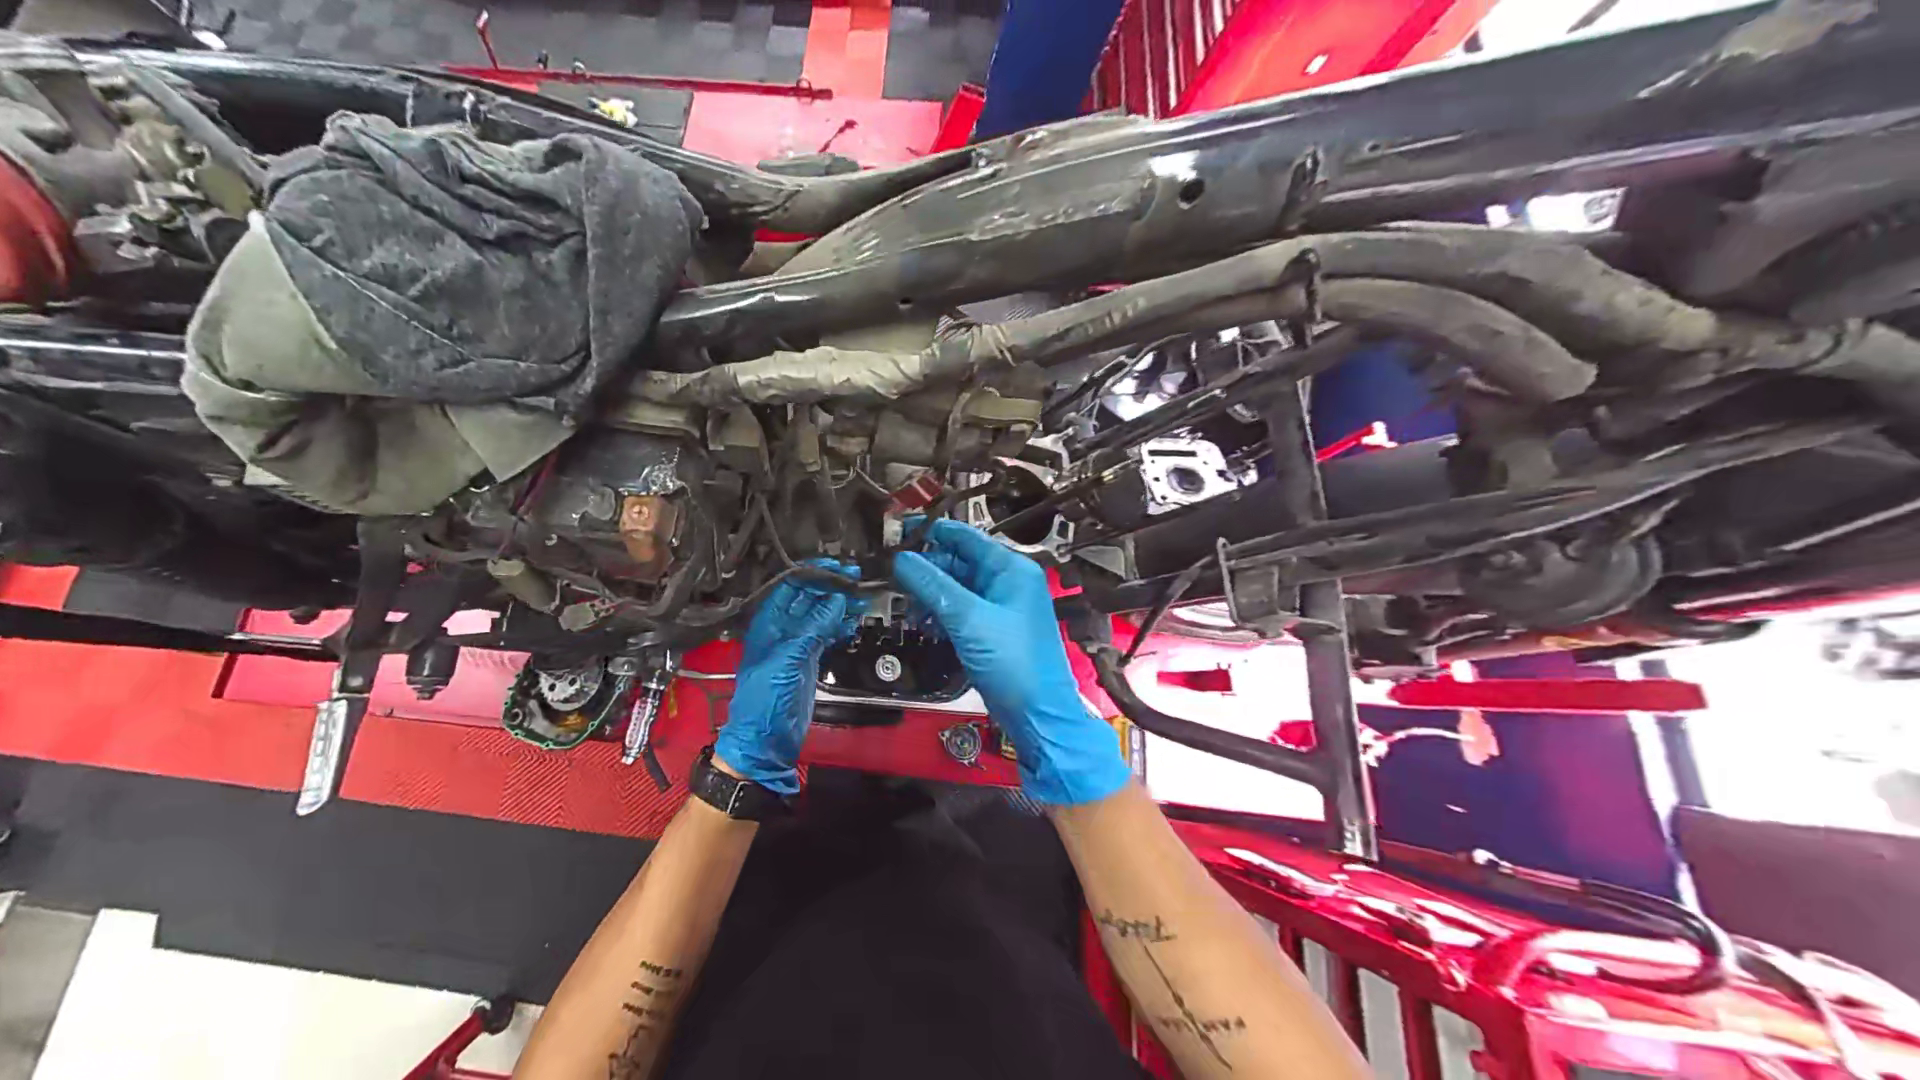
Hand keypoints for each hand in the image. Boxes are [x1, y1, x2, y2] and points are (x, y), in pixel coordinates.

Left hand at [714, 561, 859, 794]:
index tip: (839, 569)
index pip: (790, 586)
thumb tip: (837, 600)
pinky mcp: (808, 658)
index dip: (814, 574)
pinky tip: (853, 621)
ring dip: (839, 604)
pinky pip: (825, 633)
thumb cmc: (766, 699)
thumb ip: (812, 627)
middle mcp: (781, 629)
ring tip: (861, 597)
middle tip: (856, 579)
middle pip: (808, 597)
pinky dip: (839, 625)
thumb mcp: (788, 658)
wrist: (766, 740)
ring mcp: (796, 644)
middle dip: (830, 586)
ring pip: (819, 614)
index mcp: (768, 623)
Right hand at [892, 520, 1130, 804]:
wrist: (1037, 713)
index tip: (903, 532)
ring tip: (907, 602)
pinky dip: (942, 613)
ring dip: (932, 594)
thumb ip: (933, 585)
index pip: (967, 537)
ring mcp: (1000, 608)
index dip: (934, 533)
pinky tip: (924, 622)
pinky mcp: (991, 631)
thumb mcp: (968, 618)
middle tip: (895, 573)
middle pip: (959, 562)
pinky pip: (961, 611)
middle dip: (928, 568)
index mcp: (1012, 570)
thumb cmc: (1017, 665)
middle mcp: (1008, 584)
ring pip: (957, 588)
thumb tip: (904, 560)